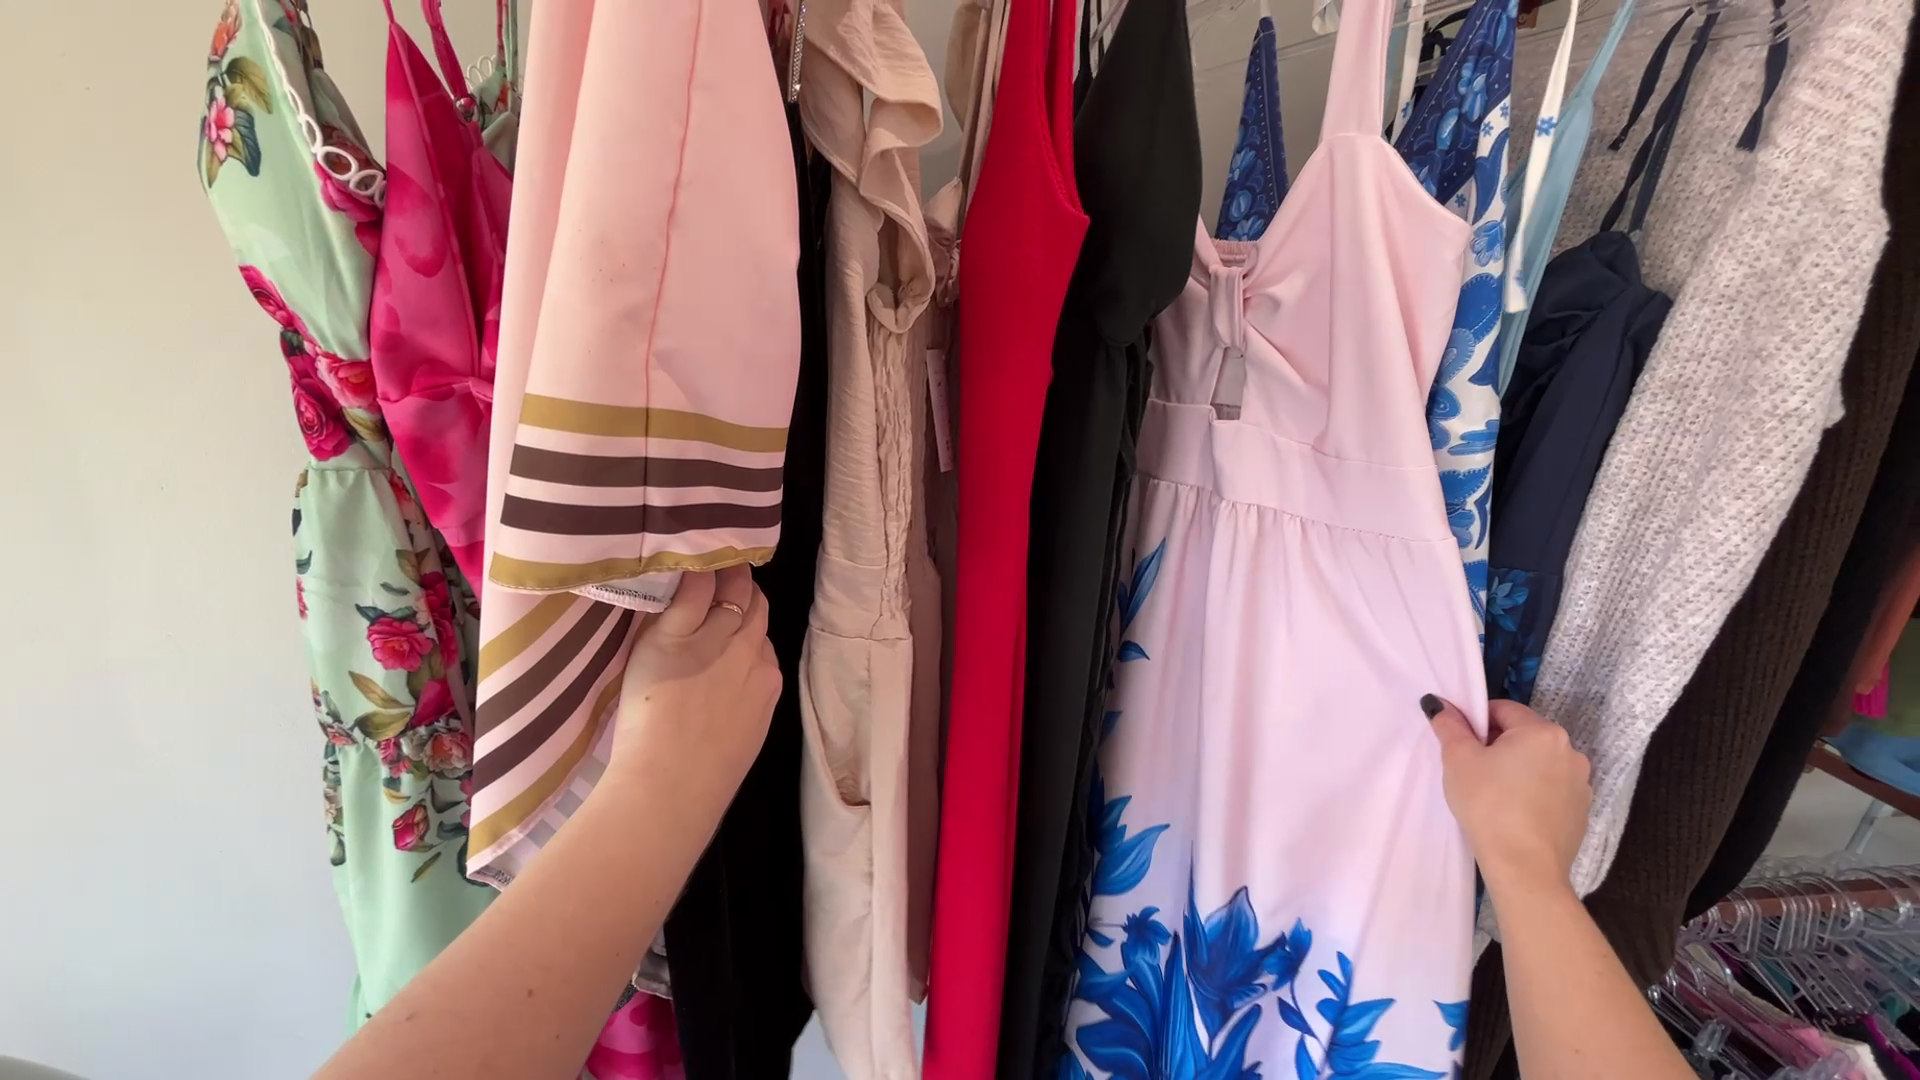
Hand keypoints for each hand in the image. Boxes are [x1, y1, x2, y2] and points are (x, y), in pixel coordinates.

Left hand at [607, 566, 781, 820]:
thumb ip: (744, 702)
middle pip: (755, 612)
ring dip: (728, 576)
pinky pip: (691, 596)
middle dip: (747, 592)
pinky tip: (687, 563)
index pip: (765, 643)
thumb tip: (732, 688)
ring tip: (717, 558)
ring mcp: (714, 643)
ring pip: (731, 598)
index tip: (737, 623)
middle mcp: (749, 655)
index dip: (750, 629)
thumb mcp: (744, 735)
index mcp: (768, 682)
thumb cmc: (704, 778)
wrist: (672, 785)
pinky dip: (694, 577)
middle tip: (733, 572)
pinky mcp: (675, 638)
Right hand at [1425, 695, 1590, 900]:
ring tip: (1491, 791)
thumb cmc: (1487, 802)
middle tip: (1470, 767)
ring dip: (1515, 766)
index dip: (1475, 721)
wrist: (1523, 864)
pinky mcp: (1581, 810)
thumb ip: (1449, 725)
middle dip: (1495, 744)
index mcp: (1543, 732)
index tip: (1460, 744)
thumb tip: (1439, 704)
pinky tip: (1512, 809)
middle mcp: (1570, 751)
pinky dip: (1530, 789)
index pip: (1502, 709)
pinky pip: (1549, 786)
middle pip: (1522, 734)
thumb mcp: (1458, 758)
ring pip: (1537, 761)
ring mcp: (1581, 783)